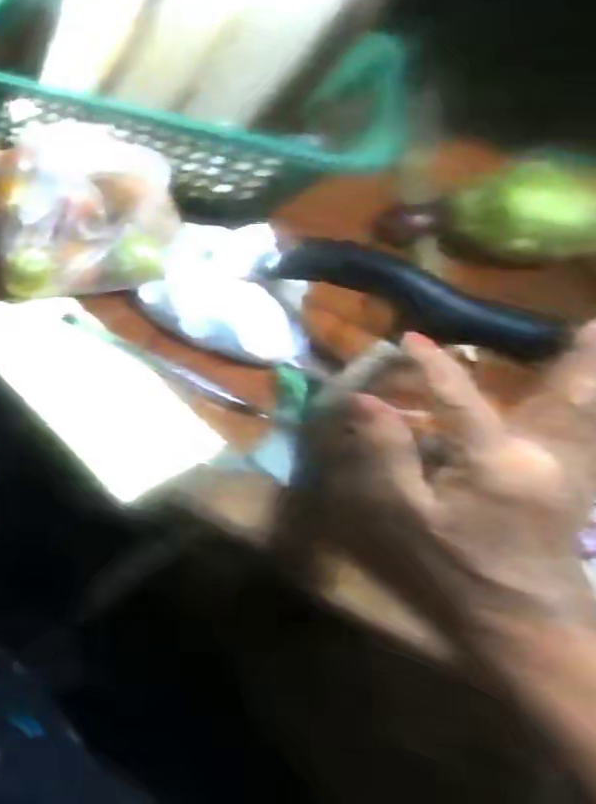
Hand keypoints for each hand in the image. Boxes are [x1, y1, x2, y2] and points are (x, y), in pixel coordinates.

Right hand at [302, 330, 595, 647]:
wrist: (524, 618)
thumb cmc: (449, 559)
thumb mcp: (400, 508)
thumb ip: (385, 450)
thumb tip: (367, 400)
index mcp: (500, 462)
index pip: (464, 400)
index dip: (434, 368)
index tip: (408, 338)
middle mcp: (550, 459)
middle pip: (565, 400)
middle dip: (577, 361)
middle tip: (589, 322)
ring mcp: (570, 473)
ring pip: (584, 415)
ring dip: (588, 380)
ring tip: (593, 343)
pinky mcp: (571, 486)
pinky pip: (585, 434)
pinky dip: (584, 409)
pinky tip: (578, 398)